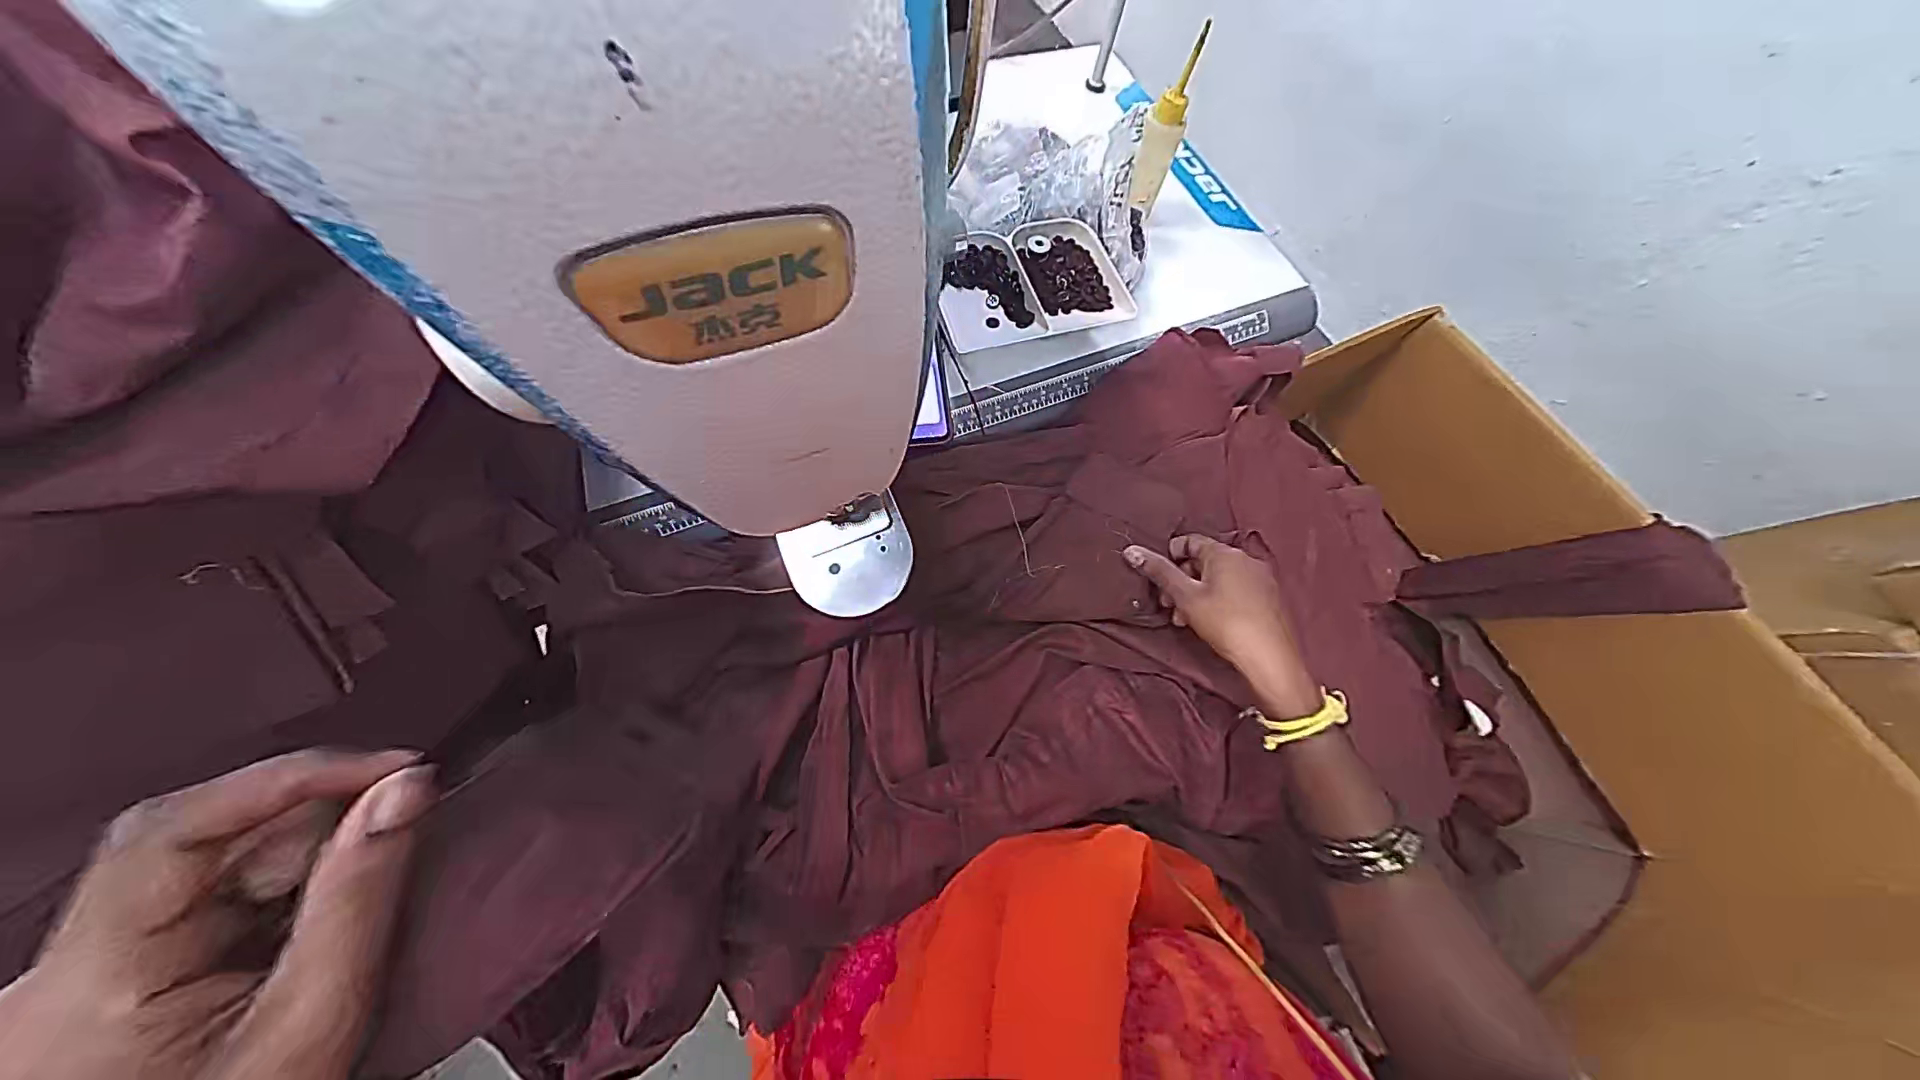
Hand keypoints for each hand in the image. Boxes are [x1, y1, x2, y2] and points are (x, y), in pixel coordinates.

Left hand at [0, 750, 435, 1079]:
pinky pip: (227, 885)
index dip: (290, 778)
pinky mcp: (126, 966)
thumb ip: (360, 896)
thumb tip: (407, 787)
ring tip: (354, 906)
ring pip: (230, 855)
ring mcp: (89, 968)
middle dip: (322, 828)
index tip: (393, 765)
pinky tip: (319, 919)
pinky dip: (298, 884)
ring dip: (316, 858)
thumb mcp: (317, 1018)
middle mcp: (61, 970)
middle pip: (214, 838)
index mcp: (86, 989)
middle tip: (399, 834)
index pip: (172, 830)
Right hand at [1124, 535, 1320, 714]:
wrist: (1268, 657)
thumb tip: (1132, 550)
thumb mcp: (1185, 596)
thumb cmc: (1224, 621)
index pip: (1190, 541)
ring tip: (1184, 619)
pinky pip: (1234, 590)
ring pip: (1217, 578)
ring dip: (1195, 594)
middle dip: (1180, 580)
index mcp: (1225, 553)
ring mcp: (1260, 578)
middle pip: (1203, 561)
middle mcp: (1245, 559)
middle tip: (1167, 604)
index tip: (1157, 576)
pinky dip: (1216, 600)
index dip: (1169, 555)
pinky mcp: (1267, 598)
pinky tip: (1207, 622)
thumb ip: (1159, 572)